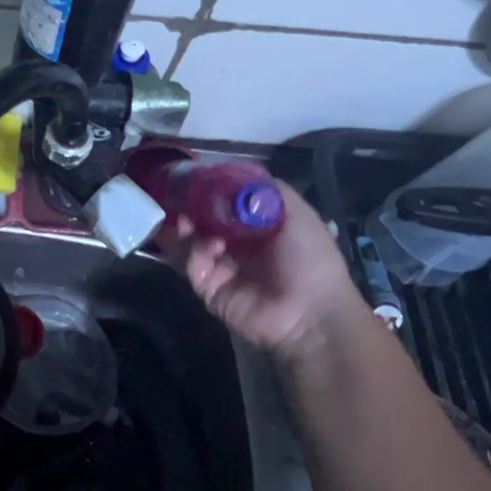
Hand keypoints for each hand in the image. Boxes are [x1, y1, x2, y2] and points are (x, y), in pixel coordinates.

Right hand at [164, 180, 368, 357]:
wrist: (310, 314)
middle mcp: (238, 245)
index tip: (196, 176)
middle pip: (203, 221)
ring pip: (191, 241)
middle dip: (191, 208)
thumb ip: (268, 193)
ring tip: (186, 220)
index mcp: (259, 227)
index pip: (226, 203)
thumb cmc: (310, 260)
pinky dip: (196, 252)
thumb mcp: (299, 216)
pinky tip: (209, 247)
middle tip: (180, 196)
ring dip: (187, 228)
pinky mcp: (208, 287)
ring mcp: (221, 266)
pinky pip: (192, 264)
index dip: (211, 190)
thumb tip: (233, 175)